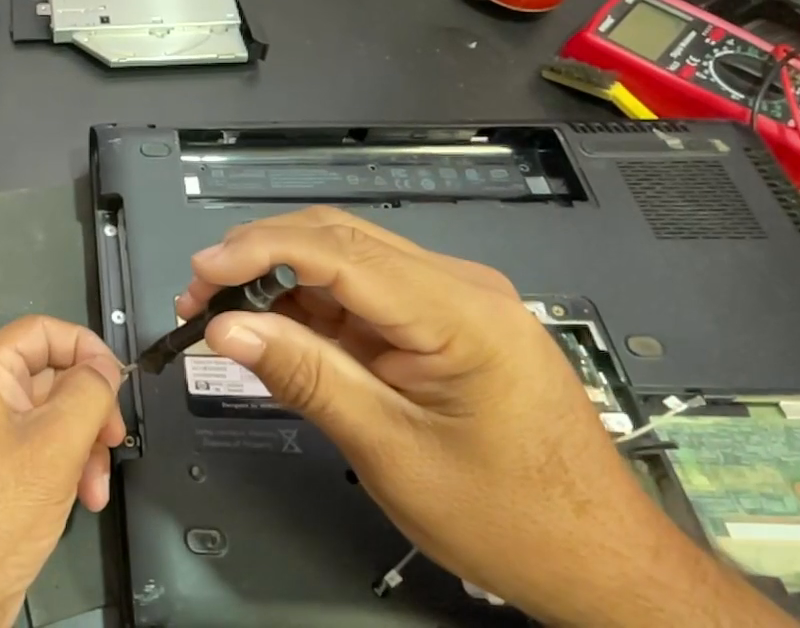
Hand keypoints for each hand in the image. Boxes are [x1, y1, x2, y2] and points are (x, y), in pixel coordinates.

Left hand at [0, 316, 125, 627]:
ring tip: (96, 488)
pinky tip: (82, 498)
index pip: (43, 331)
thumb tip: (103, 367)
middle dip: (89, 412)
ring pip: (48, 415)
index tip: (119, 384)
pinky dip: (62, 466)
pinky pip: (34, 446)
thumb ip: (89, 393)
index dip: (88, 349)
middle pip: (49, 375)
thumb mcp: (56, 444)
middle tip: (113, 442)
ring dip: (82, 447)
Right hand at [180, 207, 793, 627]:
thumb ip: (306, 377)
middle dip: (258, 257)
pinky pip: (363, 295)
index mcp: (458, 312)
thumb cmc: (509, 516)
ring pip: (344, 261)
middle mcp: (459, 287)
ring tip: (225, 316)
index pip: (336, 250)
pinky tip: (277, 333)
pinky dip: (310, 307)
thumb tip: (226, 328)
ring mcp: (454, 301)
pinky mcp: (443, 323)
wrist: (601, 561)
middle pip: (337, 239)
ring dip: (279, 280)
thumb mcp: (390, 451)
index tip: (199, 277)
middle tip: (199, 297)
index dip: (257, 252)